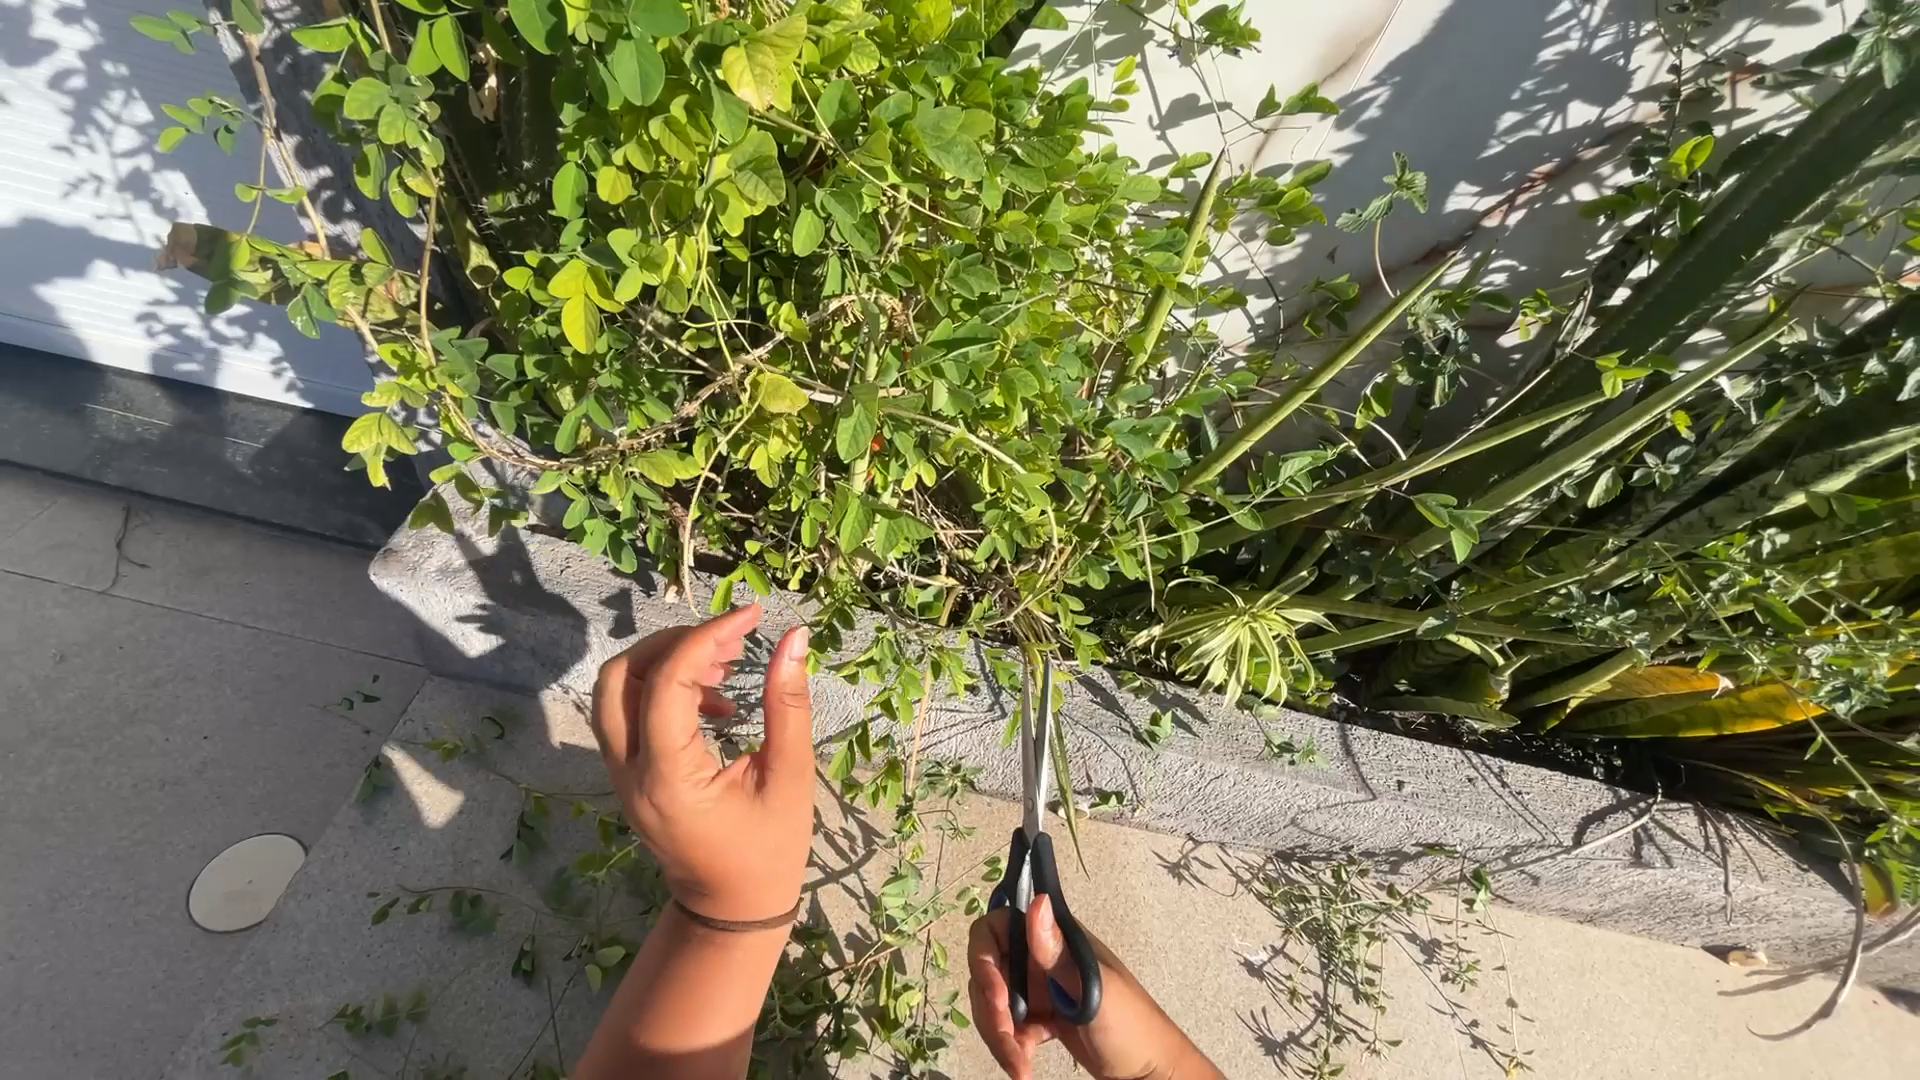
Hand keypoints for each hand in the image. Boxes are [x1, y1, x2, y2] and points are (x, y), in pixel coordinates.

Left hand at [590, 604, 815, 922]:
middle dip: (672, 643)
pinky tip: (719, 699)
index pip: (668, 682)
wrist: (731, 909)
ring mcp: (622, 776)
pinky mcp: (629, 776)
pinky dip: (666, 687)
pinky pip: (630, 713)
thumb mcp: (790, 776)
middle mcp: (631, 774)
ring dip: (666, 662)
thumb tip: (795, 638)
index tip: (753, 615)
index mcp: (669, 777)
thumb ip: (789, 705)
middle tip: (729, 639)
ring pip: (616, 692)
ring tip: (728, 664)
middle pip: (619, 678)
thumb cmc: (770, 849)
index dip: (707, 637)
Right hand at [968, 896, 1219, 1079]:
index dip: (984, 959)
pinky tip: (1025, 1065)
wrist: (1150, 1073)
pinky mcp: (1039, 1016)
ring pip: (993, 1001)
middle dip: (990, 1008)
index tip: (998, 996)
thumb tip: (1038, 900)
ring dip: (998, 1034)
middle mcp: (1041, 955)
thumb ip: (1058, 952)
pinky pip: (1007, 1025)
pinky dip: (1010, 1046)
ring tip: (1020, 1068)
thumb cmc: (1131, 1024)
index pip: (997, 928)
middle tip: (1008, 1040)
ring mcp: (1039, 986)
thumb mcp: (1094, 989)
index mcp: (1054, 937)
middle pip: (989, 970)